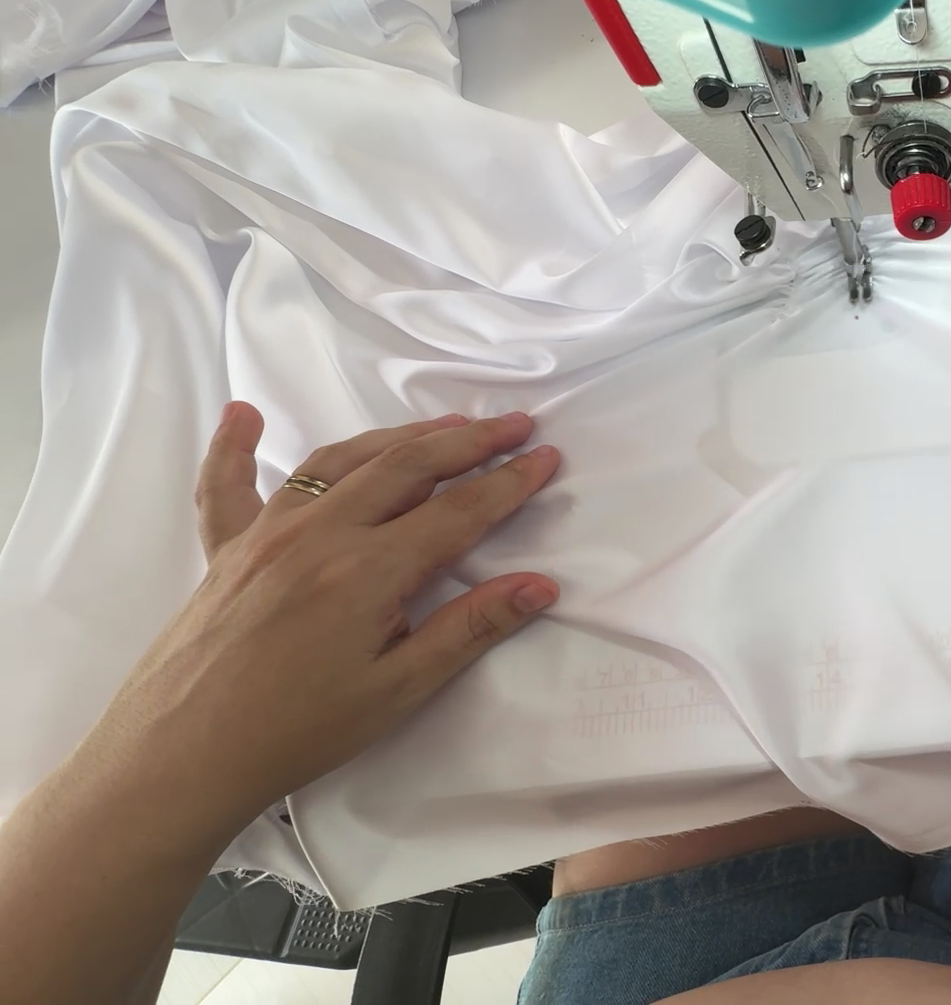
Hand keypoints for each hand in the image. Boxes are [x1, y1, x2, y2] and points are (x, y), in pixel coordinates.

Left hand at [81, 404, 560, 833]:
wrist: (171, 767)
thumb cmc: (298, 730)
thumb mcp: (401, 687)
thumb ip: (473, 627)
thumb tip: (541, 585)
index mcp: (364, 571)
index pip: (459, 511)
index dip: (510, 481)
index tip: (547, 456)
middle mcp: (316, 536)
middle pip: (407, 468)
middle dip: (470, 441)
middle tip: (516, 424)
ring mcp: (263, 537)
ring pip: (340, 463)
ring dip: (400, 436)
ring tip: (446, 424)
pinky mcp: (225, 551)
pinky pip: (228, 488)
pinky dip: (234, 447)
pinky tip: (244, 415)